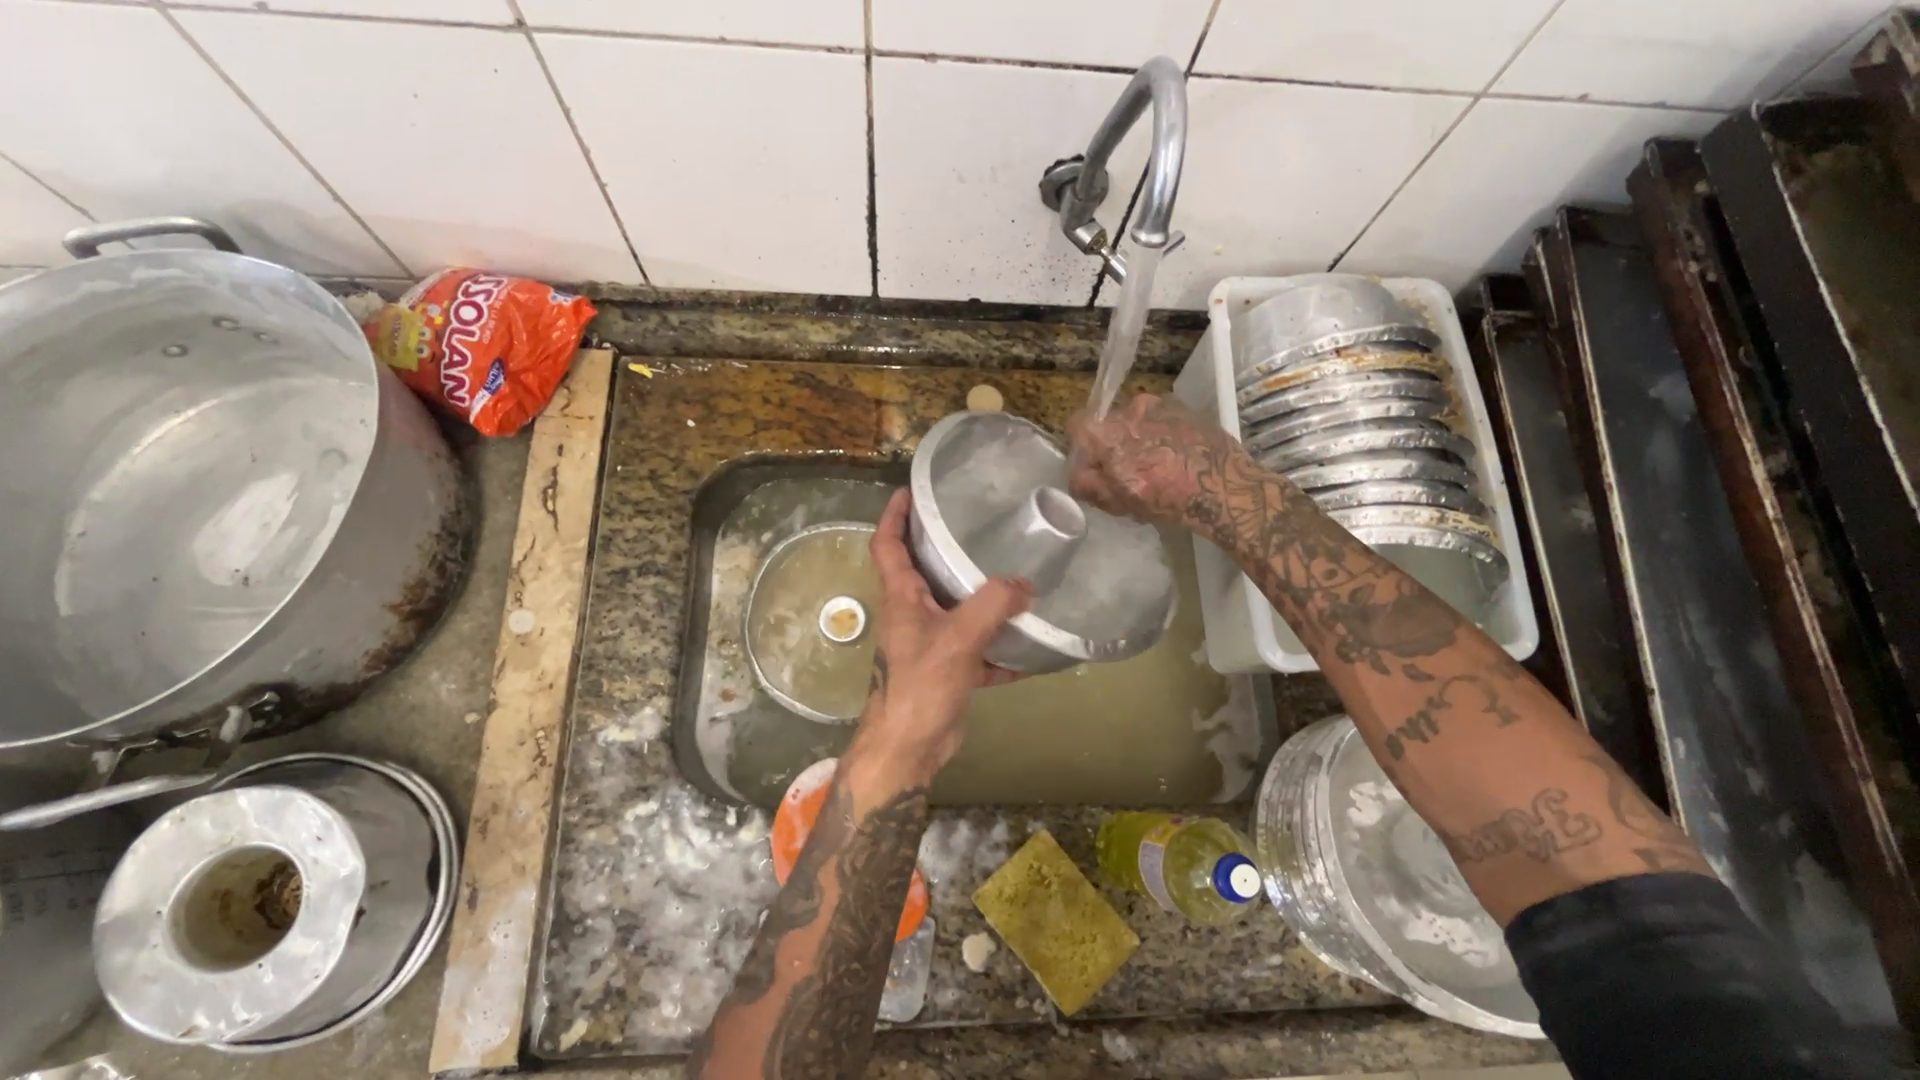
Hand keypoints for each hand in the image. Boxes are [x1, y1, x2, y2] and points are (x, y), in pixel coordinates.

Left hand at [846, 489, 1033, 788]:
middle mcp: (912, 614)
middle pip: (924, 571)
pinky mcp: (948, 670)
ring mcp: (929, 643)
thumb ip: (993, 605)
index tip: (910, 491)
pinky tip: (1031, 644)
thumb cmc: (921, 686)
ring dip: (981, 596)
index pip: (887, 545)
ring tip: (1015, 574)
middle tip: (979, 525)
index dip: (894, 515)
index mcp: (901, 598)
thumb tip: (1027, 585)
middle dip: (946, 548)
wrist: (909, 748)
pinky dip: (1000, 647)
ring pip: (956, 609)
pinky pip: (977, 648)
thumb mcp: (958, 639)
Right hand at [1068, 393, 1243, 534]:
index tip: (1095, 465)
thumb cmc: (1164, 497)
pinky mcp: (1184, 407)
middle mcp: (1129, 408)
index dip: (1082, 447)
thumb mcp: (1118, 501)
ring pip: (1137, 419)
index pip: (1077, 426)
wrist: (1222, 485)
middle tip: (1129, 471)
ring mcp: (1159, 403)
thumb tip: (1077, 475)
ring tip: (1158, 463)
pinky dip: (1163, 431)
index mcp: (1106, 431)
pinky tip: (1177, 454)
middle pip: (1109, 423)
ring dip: (1140, 436)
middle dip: (1113, 444)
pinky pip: (1162, 417)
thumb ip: (1088, 485)